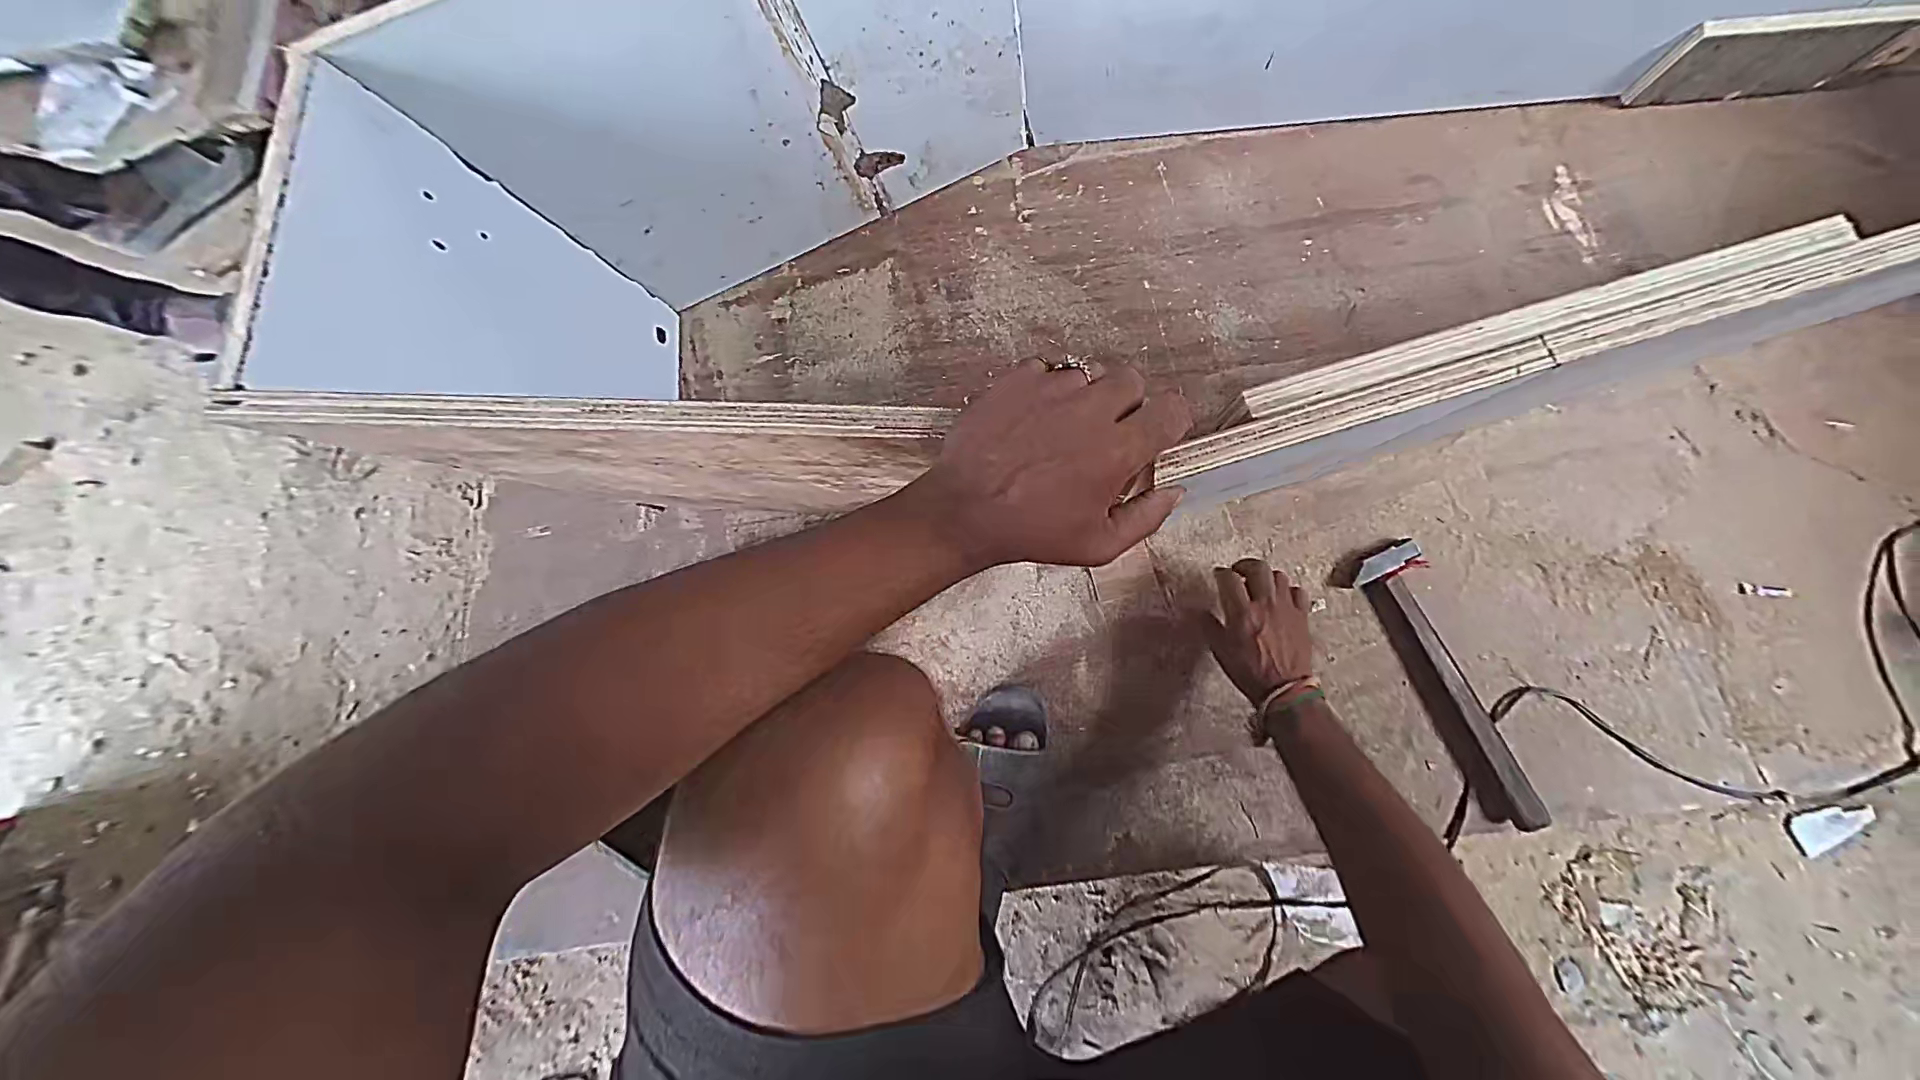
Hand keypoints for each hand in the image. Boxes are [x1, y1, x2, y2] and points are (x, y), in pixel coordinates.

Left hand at [907, 359, 1191, 567]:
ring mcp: (1051, 390)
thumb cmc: (1027, 531)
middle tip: (1104, 430)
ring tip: (1059, 430)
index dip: (1169, 419)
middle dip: (1126, 404)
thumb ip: (1145, 518)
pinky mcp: (1017, 381)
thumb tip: (1171, 493)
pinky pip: (1047, 370)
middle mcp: (1088, 412)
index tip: (1157, 429)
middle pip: (1132, 381)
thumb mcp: (1097, 545)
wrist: (965, 511)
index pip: (1172, 409)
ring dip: (1082, 397)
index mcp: (1116, 451)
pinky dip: (1045, 389)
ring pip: (1088, 375)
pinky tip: (1034, 419)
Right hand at [1201, 558, 1314, 705]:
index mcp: (1242, 613)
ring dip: (1266, 576)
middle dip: (1244, 565)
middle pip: (1257, 568)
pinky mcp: (1301, 616)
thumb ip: (1209, 626)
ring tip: (1259, 583)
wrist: (1285, 689)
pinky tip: (1280, 597)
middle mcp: (1265, 605)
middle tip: (1238, 571)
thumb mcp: (1221, 650)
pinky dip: (1287, 590)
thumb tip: (1200, 611)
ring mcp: (1286, 609)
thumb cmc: (1251, 672)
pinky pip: (1297, 591)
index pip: (1229, 578)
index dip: (1221, 574)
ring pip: (1278, 576)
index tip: (1219, 576)